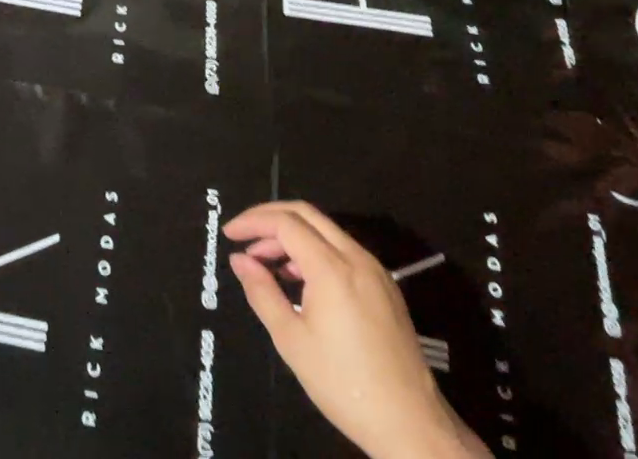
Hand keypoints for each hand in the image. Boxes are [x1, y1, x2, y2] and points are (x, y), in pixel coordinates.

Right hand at [225, 201, 489, 458]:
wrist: (408, 421)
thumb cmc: (341, 382)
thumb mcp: (290, 339)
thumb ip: (262, 291)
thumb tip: (239, 259)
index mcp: (332, 269)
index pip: (286, 223)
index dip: (253, 222)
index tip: (229, 234)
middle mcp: (357, 259)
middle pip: (308, 215)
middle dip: (270, 218)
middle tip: (243, 236)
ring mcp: (376, 272)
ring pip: (327, 231)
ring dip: (292, 235)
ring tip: (265, 262)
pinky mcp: (385, 287)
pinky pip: (344, 251)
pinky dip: (314, 250)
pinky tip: (298, 277)